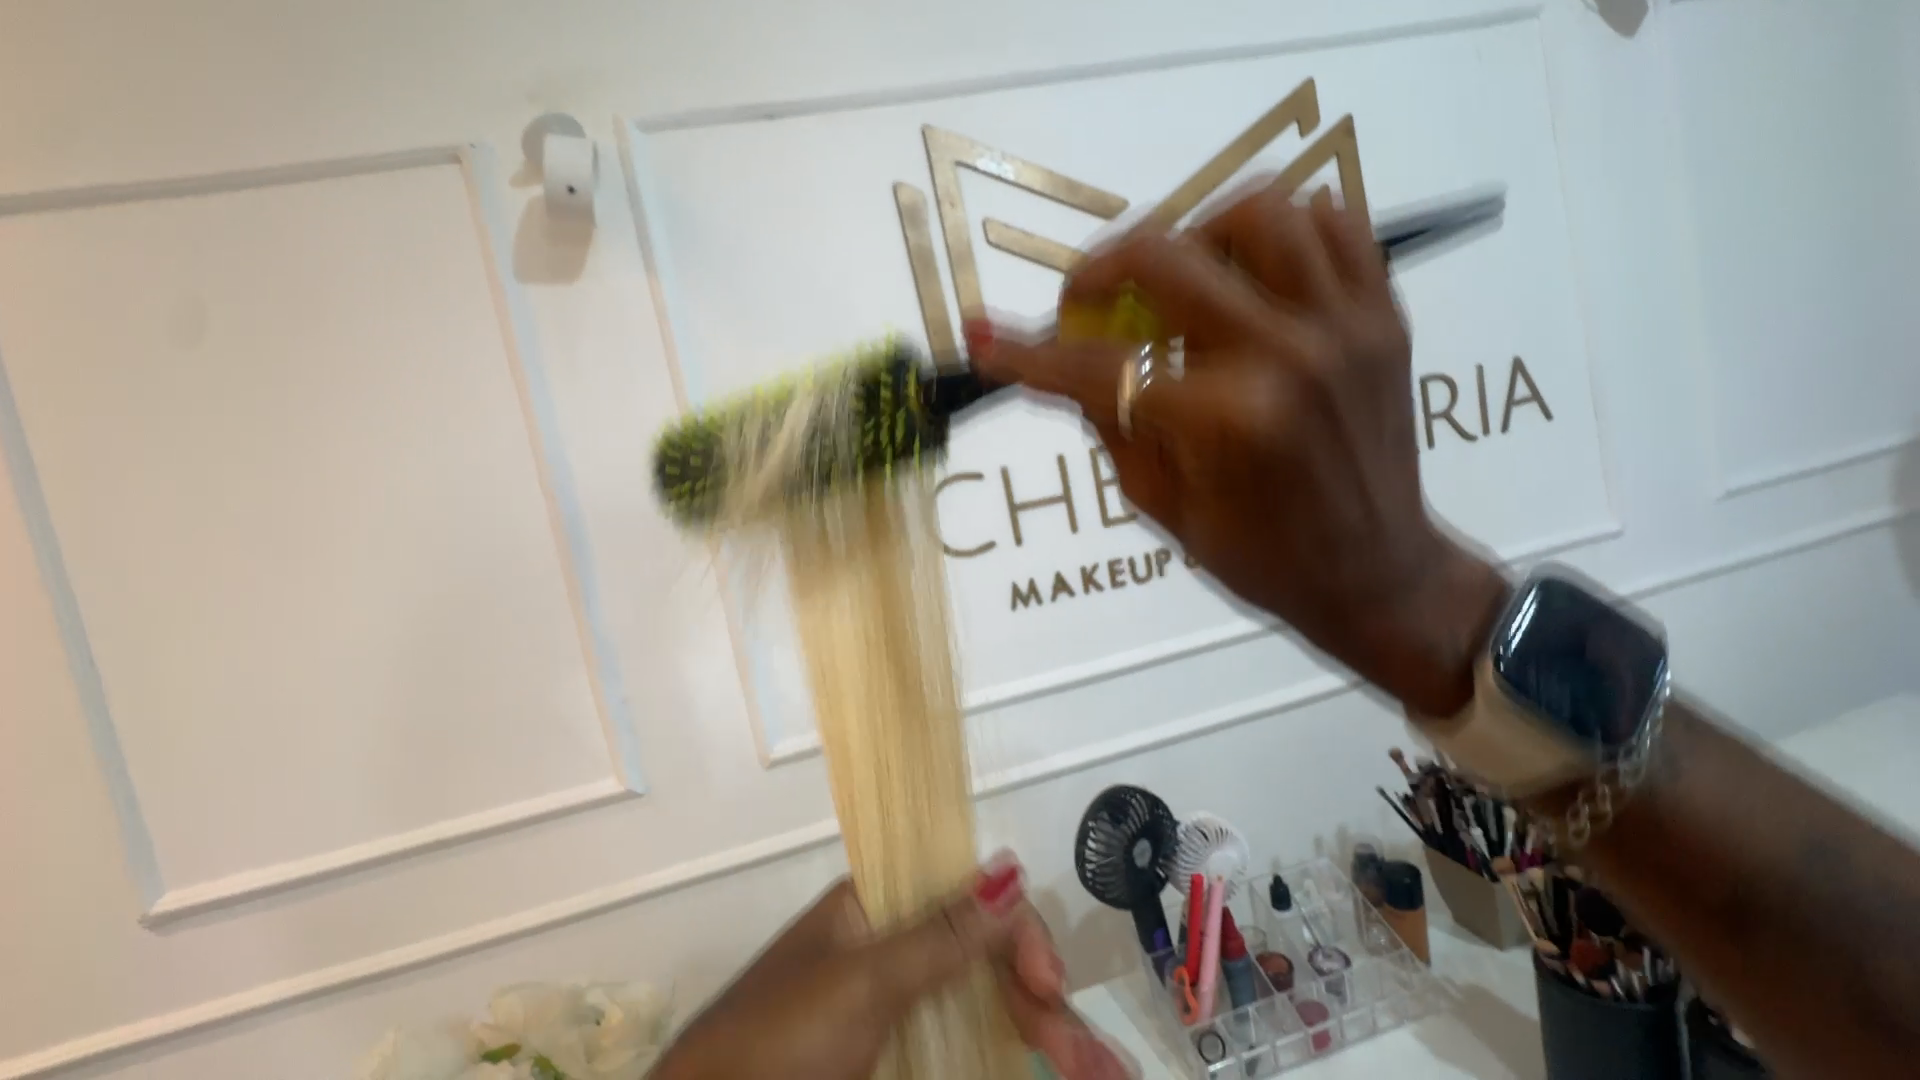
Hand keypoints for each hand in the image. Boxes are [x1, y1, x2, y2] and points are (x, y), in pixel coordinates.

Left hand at [648, 857, 1132, 1079]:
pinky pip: (966, 1049)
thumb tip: (1009, 865)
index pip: (969, 898)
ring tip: (1100, 1073)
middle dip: (1043, 1006)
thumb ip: (940, 932)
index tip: (1047, 986)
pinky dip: (1007, 1057)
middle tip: (1095, 1064)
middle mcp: (894, 950)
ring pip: (986, 1012)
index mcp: (878, 909)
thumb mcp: (862, 980)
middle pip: (987, 964)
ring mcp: (898, 1009)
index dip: (1017, 936)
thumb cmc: (777, 1039)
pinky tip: (1050, 1065)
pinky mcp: (899, 1058)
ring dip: (1044, 1038)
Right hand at [970, 191, 1507, 716]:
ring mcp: (1346, 323)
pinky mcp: (1384, 313)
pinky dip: (1280, 229)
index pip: (1101, 366)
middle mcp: (1289, 354)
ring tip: (1176, 274)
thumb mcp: (1164, 505)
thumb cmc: (1261, 560)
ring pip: (1259, 212)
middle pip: (1168, 260)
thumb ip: (1107, 424)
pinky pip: (1334, 222)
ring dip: (1195, 231)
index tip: (986, 339)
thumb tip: (1048, 369)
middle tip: (1084, 298)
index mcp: (1228, 419)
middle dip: (1100, 268)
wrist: (1377, 571)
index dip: (1030, 354)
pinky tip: (1248, 269)